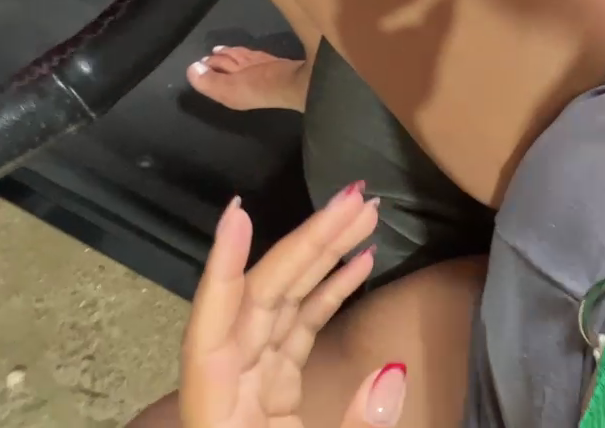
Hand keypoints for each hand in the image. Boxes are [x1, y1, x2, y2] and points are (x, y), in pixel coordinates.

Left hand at [180, 186, 403, 427]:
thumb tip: (391, 374)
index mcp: (220, 416)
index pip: (213, 329)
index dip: (222, 269)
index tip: (239, 212)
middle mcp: (230, 391)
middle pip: (262, 301)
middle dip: (309, 244)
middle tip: (358, 198)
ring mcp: (251, 389)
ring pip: (283, 306)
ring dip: (325, 258)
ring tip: (367, 215)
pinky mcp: (273, 394)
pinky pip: (299, 330)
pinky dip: (329, 294)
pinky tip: (361, 264)